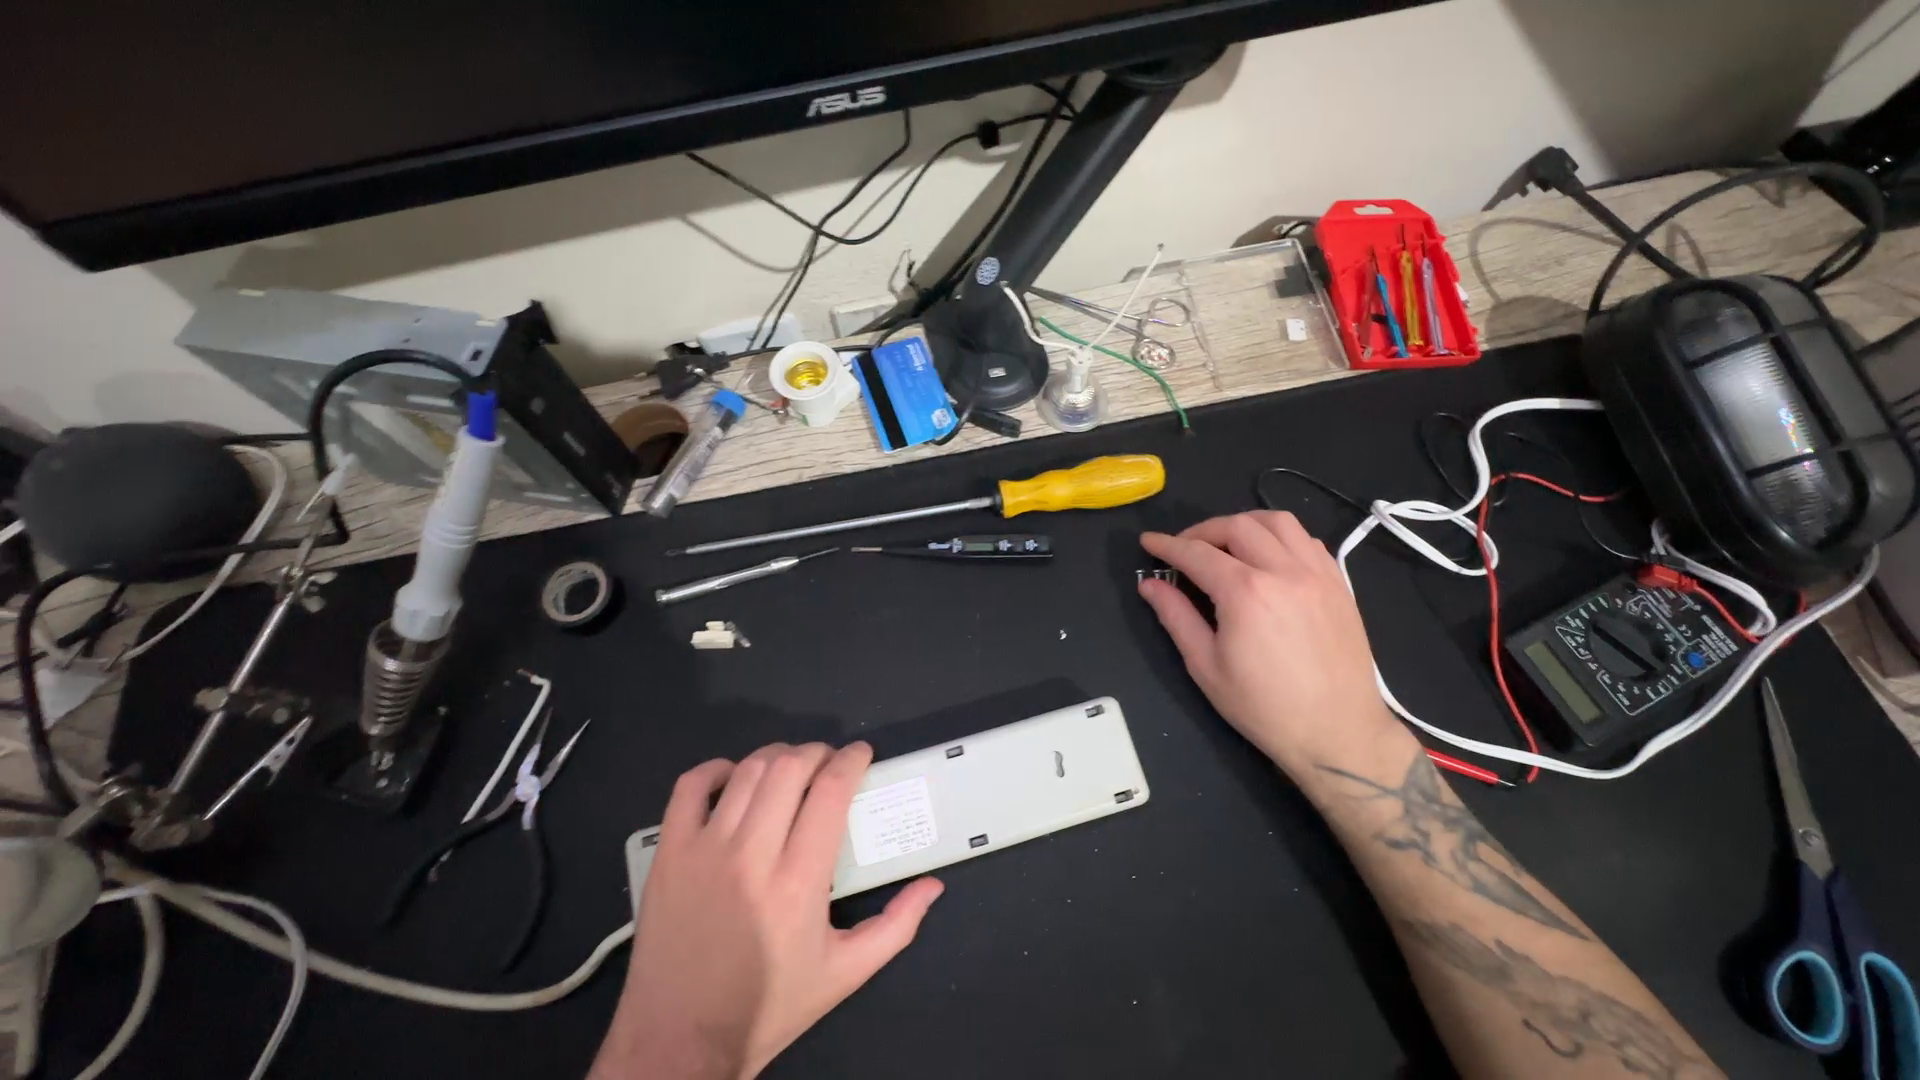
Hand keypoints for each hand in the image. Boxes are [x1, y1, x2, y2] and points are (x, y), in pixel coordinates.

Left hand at [592, 743, 943, 1079]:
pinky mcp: (669, 853)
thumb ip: (896, 926)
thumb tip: (933, 885)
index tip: (861, 755)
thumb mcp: (844, 974)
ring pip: (746, 772)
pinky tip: (734, 777)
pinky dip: (715, 770)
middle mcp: (751, 855)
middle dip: (817, 753)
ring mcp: (704, 850)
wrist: (680, 1039)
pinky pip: (690, 788)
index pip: (830, 792)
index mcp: (799, 882)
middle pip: (788, 768)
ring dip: (776, 756)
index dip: (851, 761)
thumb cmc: (768, 1006)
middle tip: (830, 762)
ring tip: (791, 767)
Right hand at [1139, 511, 1411, 776]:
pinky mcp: (1339, 584)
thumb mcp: (1206, 667)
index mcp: (1245, 593)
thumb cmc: (1264, 707)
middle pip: (1236, 526)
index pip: (1196, 553)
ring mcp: (1317, 574)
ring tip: (1226, 543)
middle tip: (1184, 549)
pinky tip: (1268, 556)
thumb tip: (1151, 585)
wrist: (1338, 732)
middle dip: (1202, 531)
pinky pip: (1308, 540)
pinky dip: (1280, 537)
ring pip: (1278, 522)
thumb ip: (1176, 617)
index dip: (1167, 545)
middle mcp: (1283, 571)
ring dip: (1244, 524)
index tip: (1148, 542)